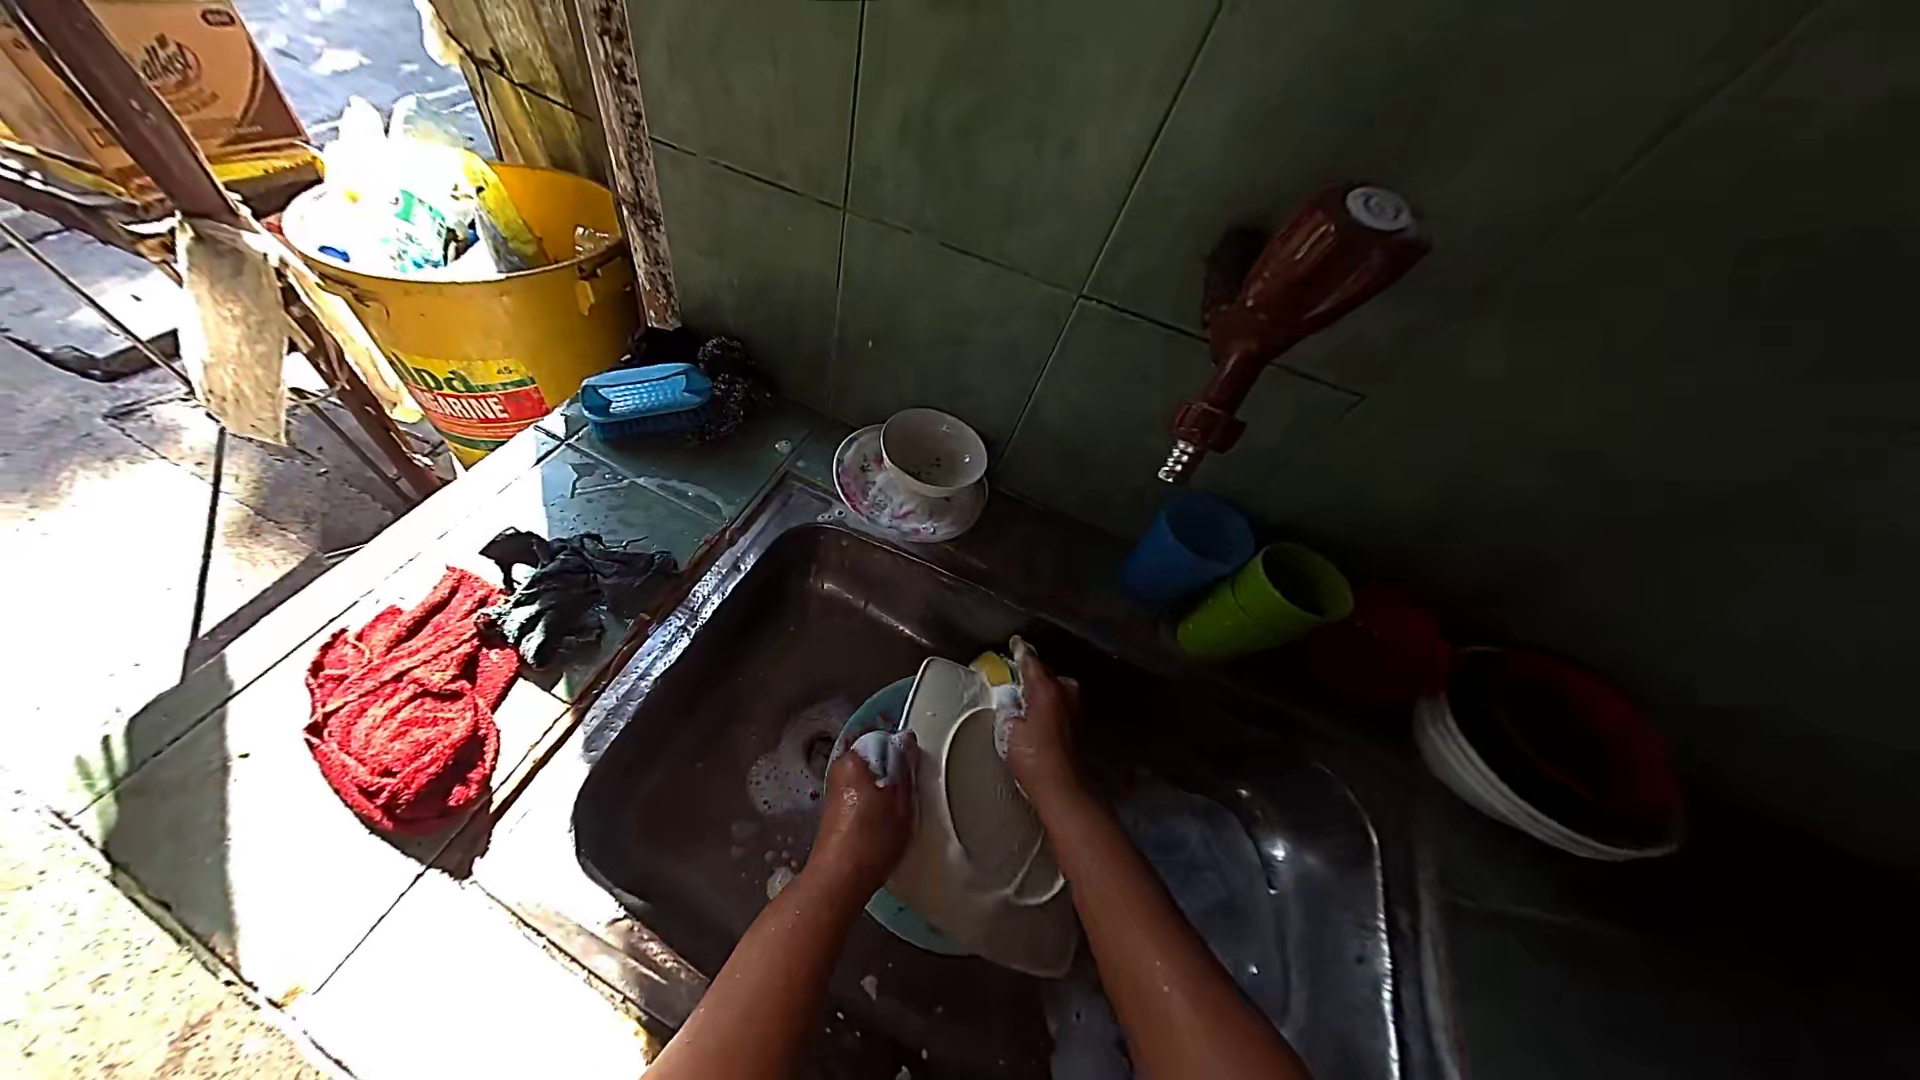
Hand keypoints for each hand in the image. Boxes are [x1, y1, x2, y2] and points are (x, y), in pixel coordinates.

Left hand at [807, 737, 915, 895]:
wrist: (839, 881)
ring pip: (869, 778)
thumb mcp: (901, 800)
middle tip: (910, 794)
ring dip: (884, 789)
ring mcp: (835, 790)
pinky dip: (874, 803)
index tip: (915, 773)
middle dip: (893, 772)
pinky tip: (884, 824)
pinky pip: (861, 794)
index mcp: (854, 759)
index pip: (885, 739)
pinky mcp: (835, 810)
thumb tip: (906, 738)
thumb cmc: (872, 838)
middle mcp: (840, 769)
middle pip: (875, 758)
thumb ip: (905, 765)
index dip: (904, 754)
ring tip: (899, 813)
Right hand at [1006, 651, 1083, 806]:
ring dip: (1041, 690)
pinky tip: (1037, 716)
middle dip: (1030, 674)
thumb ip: (1007, 706)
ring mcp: (1075, 708)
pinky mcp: (1078, 723)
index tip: (1016, 644)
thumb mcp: (1008, 729)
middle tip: (1013, 678)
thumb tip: (1007, 698)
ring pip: (1055, 688)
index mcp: (1046, 689)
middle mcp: (1065, 693)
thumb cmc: (1034, 759)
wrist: (1061, 788)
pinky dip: (1049, 704)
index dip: (1020, 652)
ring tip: (1023, 700)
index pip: (1031, 661)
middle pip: (1045, 673)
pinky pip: (1060, 703)